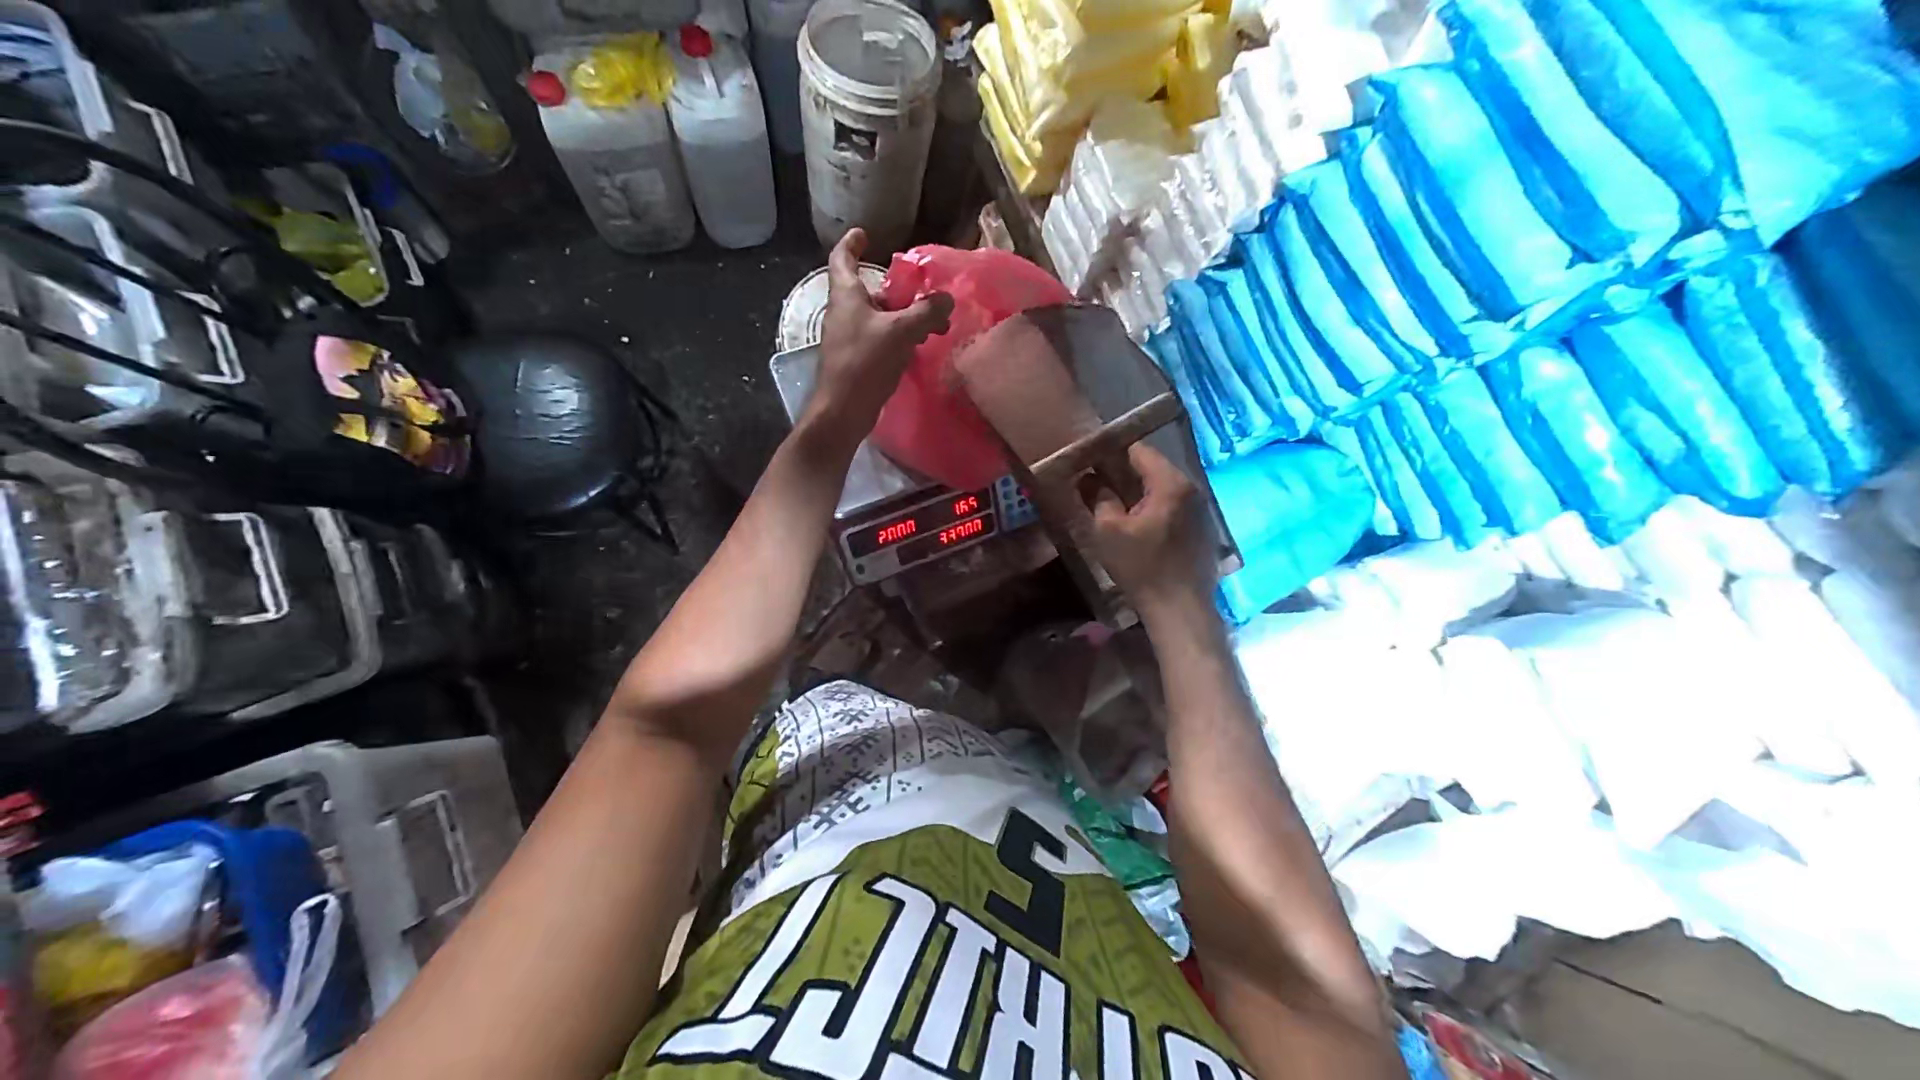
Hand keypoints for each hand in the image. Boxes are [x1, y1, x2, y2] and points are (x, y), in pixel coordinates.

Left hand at [801, 229, 952, 451]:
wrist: (842, 410)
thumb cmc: (864, 363)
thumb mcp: (900, 332)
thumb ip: (926, 312)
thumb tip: (947, 299)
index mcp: (846, 296)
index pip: (842, 259)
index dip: (852, 244)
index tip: (863, 234)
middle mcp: (844, 313)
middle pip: (870, 291)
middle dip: (898, 291)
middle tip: (924, 294)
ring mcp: (849, 338)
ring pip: (878, 317)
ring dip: (903, 317)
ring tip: (933, 326)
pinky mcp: (856, 360)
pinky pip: (880, 339)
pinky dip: (898, 337)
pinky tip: (918, 347)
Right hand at [1083, 444, 1215, 617]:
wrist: (1180, 608)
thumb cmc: (1142, 567)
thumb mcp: (1108, 530)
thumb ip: (1098, 496)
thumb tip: (1088, 477)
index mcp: (1171, 483)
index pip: (1138, 450)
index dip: (1110, 451)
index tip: (1088, 459)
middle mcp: (1192, 488)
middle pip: (1151, 467)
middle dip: (1122, 472)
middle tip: (1094, 480)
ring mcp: (1200, 508)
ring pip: (1162, 488)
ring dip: (1137, 491)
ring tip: (1111, 501)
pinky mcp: (1201, 528)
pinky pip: (1172, 506)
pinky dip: (1152, 507)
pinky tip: (1135, 523)